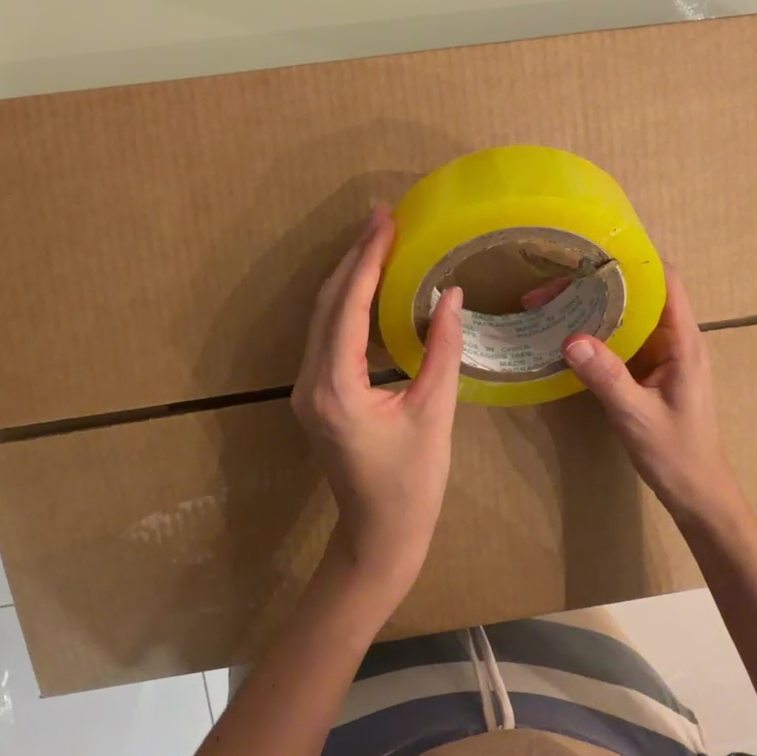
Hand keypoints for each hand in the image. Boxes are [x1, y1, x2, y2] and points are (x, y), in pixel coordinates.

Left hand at [292, 206, 463, 602]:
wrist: (377, 536)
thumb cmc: (412, 486)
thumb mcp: (434, 415)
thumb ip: (442, 351)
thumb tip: (450, 295)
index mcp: (336, 388)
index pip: (348, 306)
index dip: (368, 259)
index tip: (385, 221)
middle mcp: (310, 382)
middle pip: (326, 304)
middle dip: (355, 258)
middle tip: (382, 219)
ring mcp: (306, 390)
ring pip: (321, 318)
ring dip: (349, 278)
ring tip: (378, 241)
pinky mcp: (315, 396)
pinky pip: (326, 337)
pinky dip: (347, 305)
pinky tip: (370, 287)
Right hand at [560, 268, 738, 519]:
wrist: (698, 494)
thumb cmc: (677, 454)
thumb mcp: (637, 416)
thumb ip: (606, 376)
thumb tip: (569, 338)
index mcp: (682, 342)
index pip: (665, 280)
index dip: (633, 260)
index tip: (588, 253)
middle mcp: (674, 340)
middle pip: (637, 294)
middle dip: (593, 285)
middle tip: (547, 289)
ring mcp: (661, 356)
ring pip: (625, 316)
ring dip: (589, 308)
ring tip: (546, 307)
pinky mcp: (648, 372)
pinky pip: (620, 340)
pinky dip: (592, 332)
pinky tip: (563, 337)